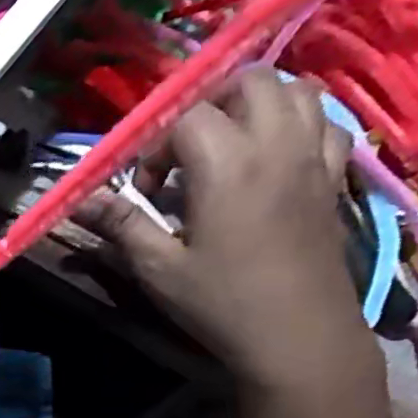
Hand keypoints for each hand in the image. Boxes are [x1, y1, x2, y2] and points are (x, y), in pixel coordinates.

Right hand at [74, 71, 370, 395]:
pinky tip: (273, 157)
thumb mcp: (158, 269)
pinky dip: (296, 122)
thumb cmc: (221, 303)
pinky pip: (323, 122)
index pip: (187, 117)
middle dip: (207, 106)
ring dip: (255, 105)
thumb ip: (123, 225)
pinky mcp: (332, 176)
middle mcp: (276, 143)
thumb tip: (84, 199)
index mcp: (228, 163)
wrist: (296, 335)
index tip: (146, 193)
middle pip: (247, 83)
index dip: (156, 148)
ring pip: (294, 90)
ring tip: (228, 146)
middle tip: (185, 153)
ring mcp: (312, 156)